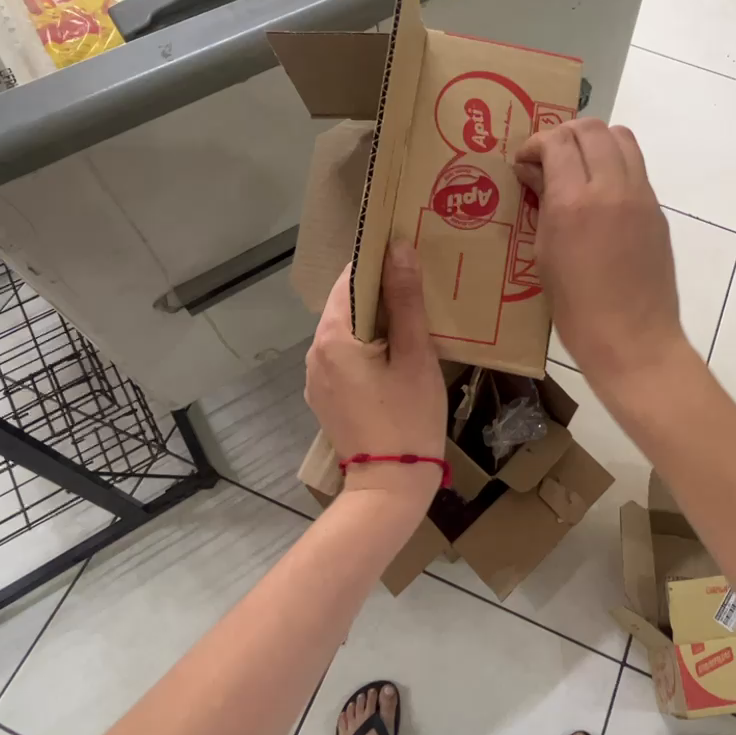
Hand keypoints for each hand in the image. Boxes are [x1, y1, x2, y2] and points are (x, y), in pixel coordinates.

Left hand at [304, 243, 447, 499]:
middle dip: (381, 291)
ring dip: (376, 320)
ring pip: (347, 331)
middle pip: (348, 305)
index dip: (378, 261)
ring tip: (414, 316)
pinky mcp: (326, 397)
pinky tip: (398, 353)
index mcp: (333, 337)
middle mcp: (315, 353)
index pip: (350, 279)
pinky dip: (368, 346)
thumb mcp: (415, 355)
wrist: (389, 488)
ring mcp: (317, 378)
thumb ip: (405, 299)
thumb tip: (399, 247)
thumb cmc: (408, 418)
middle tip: (420, 283)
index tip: (409, 252)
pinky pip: (346, 356)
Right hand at [513, 118, 684, 383]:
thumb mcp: (544, 256)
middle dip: (564, 134)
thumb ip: (542, 205)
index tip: (524, 162)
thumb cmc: (576, 309)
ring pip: (621, 137)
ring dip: (595, 141)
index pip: (557, 141)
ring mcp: (640, 196)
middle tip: (548, 158)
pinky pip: (635, 166)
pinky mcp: (657, 210)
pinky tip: (599, 193)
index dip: (535, 144)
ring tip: (577, 167)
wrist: (633, 340)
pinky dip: (614, 164)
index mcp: (574, 202)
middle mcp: (611, 188)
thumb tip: (534, 173)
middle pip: (591, 128)